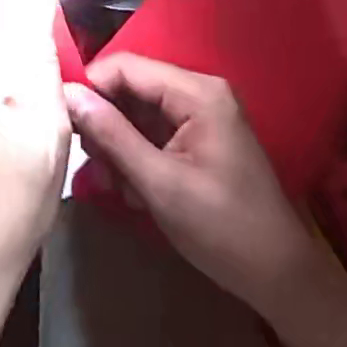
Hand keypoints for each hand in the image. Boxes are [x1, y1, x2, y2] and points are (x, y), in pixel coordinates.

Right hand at [65, 54, 346, 346]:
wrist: (282, 279)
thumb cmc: (224, 229)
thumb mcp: (160, 184)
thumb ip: (111, 135)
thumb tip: (67, 94)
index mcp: (197, 92)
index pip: (125, 66)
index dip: (90, 86)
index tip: (63, 120)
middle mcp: (198, 90)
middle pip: (129, 87)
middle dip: (105, 124)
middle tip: (93, 164)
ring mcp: (199, 112)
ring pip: (135, 110)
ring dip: (118, 145)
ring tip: (116, 184)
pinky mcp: (197, 134)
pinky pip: (151, 129)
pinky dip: (135, 154)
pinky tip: (133, 188)